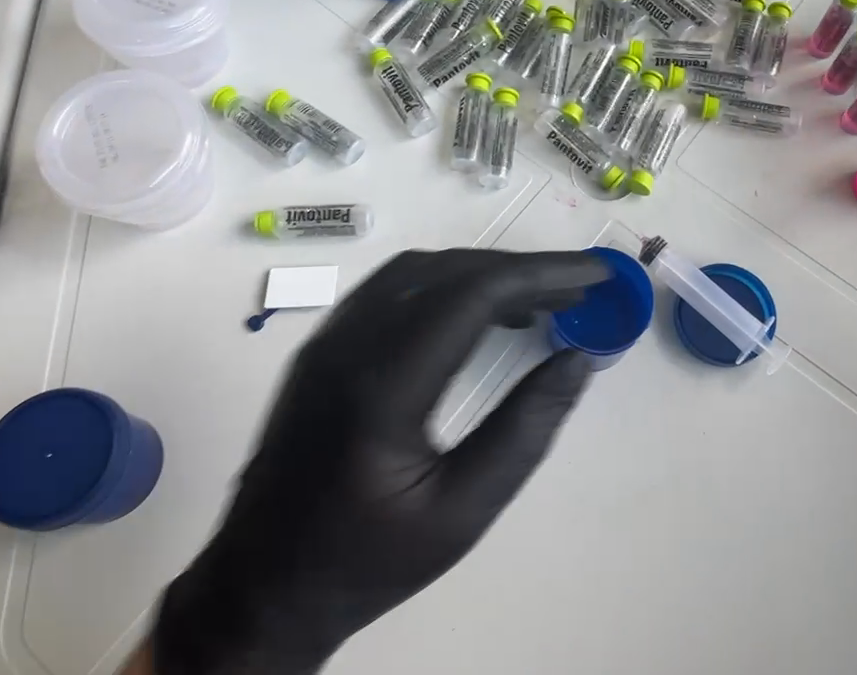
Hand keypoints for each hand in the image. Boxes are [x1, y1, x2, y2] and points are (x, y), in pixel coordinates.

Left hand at [151, 248, 608, 674]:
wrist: (261, 587)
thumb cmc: (369, 561)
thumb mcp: (462, 512)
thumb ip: (525, 429)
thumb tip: (578, 358)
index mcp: (384, 384)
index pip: (474, 295)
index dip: (542, 274)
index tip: (595, 274)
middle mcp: (349, 342)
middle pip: (448, 271)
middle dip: (521, 269)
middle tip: (578, 286)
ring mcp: (328, 339)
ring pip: (417, 271)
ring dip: (482, 273)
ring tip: (539, 298)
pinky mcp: (321, 347)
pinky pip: (391, 290)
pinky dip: (446, 285)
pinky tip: (478, 314)